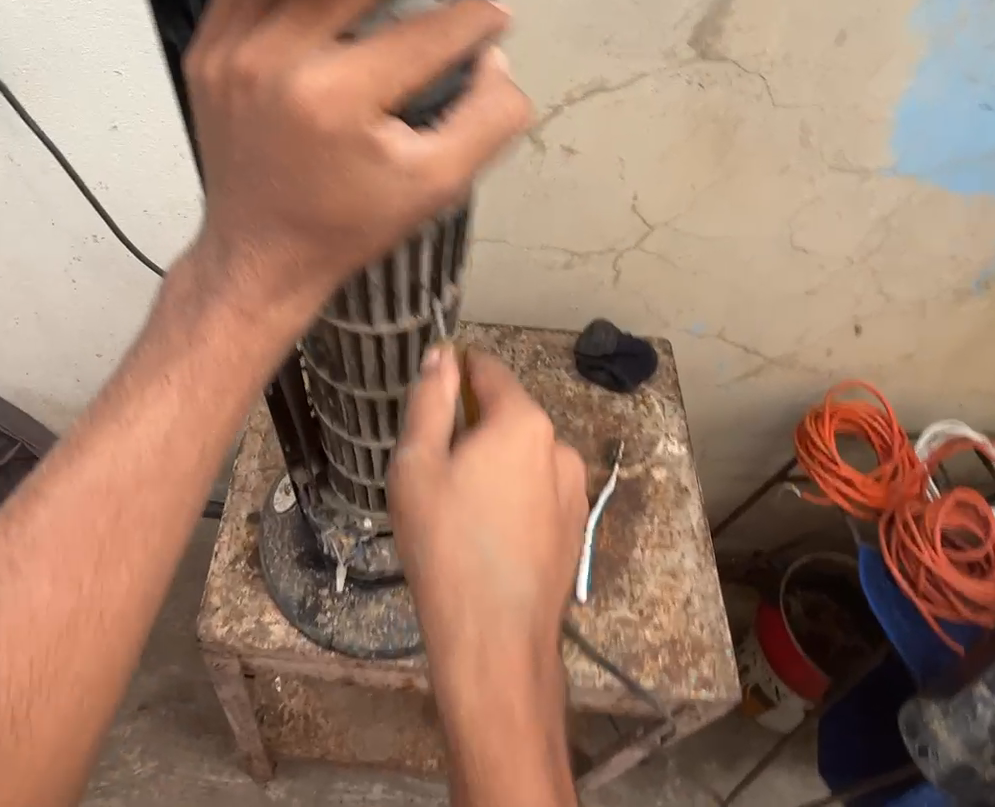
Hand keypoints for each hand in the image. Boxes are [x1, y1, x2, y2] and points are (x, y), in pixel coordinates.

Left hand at [181, 0, 529, 310]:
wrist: (260, 255)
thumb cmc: (348, 225)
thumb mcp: (436, 186)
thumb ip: (488, 118)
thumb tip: (496, 54)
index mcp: (334, 99)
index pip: (424, 31)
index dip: (474, 17)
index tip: (495, 15)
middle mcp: (273, 59)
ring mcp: (229, 49)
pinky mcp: (206, 49)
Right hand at [389, 347, 588, 675]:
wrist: (494, 638)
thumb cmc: (444, 543)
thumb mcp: (418, 464)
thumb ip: (429, 401)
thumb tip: (441, 355)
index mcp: (522, 422)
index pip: (489, 369)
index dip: (455, 372)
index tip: (429, 393)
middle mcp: (559, 445)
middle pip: (508, 414)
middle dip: (472, 426)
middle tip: (434, 466)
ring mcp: (574, 489)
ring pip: (523, 454)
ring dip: (494, 462)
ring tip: (458, 505)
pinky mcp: (576, 526)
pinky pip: (537, 489)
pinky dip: (512, 494)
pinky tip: (487, 531)